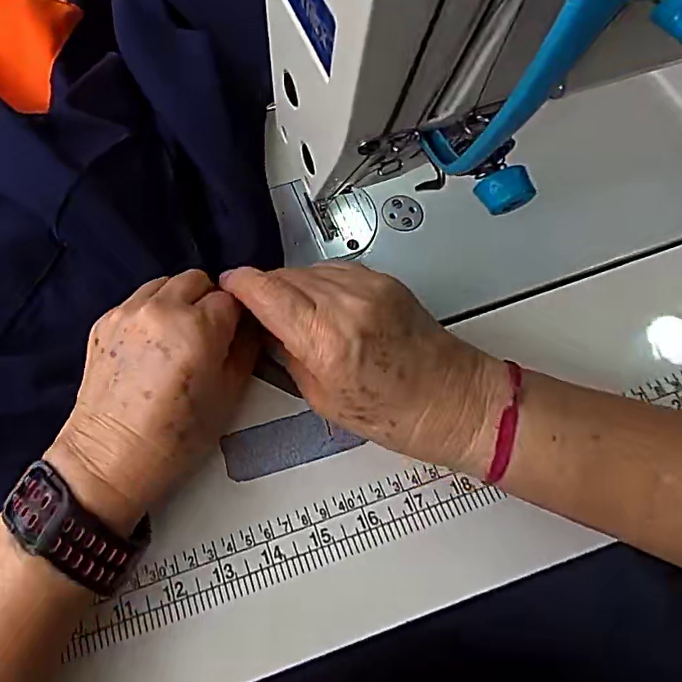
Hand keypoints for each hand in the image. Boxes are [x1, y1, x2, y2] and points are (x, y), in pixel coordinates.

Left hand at [48, 270, 259, 531]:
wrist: (110, 455)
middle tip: (208, 333)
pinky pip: (135, 302)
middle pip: (195, 280)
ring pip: (163, 284)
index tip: (234, 331)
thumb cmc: (169, 440)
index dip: (236, 315)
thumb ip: (245, 349)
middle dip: (207, 301)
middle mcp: (158, 311)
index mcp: (196, 328)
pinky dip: (148, 313)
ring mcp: (126, 313)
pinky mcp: (103, 322)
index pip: (230, 297)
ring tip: (178, 338)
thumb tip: (249, 326)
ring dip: (176, 301)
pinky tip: (151, 347)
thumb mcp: (228, 396)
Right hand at [219, 263, 508, 475]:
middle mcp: (347, 306)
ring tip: (292, 313)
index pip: (264, 291)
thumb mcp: (320, 396)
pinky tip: (319, 305)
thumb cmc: (394, 412)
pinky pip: (329, 269)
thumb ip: (286, 352)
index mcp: (326, 341)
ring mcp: (367, 288)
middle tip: (256, 310)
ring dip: (287, 286)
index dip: (238, 286)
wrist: (454, 401)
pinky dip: (315, 283)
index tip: (226, 288)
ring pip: (302, 269)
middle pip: (280, 276)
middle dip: (261, 289)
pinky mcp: (382, 280)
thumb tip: (262, 326)